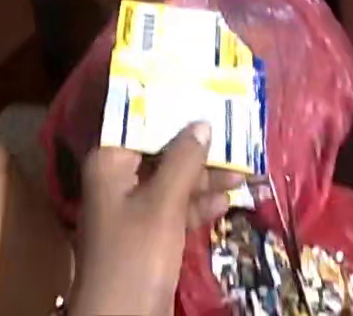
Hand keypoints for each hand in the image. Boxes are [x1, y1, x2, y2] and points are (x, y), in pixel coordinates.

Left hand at [69, 122, 241, 315]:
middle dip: (196, 146)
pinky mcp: (147, 235)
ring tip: (243, 169)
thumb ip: (183, 160)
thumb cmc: (135, 257)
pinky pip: (176, 207)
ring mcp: (133, 208)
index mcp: (110, 161)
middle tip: (233, 133)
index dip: (172, 108)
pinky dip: (199, 203)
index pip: (141, 121)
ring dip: (205, 176)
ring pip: (173, 179)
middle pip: (161, 150)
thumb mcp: (163, 205)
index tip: (203, 95)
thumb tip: (203, 123)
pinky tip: (227, 200)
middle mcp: (118, 177)